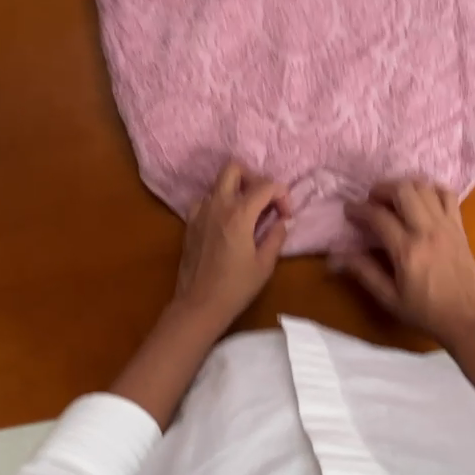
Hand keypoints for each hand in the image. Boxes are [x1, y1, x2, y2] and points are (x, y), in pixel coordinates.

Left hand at [173, 161, 290, 327]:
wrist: (198, 305)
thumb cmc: (235, 288)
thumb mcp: (264, 264)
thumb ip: (276, 236)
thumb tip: (282, 221)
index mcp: (239, 214)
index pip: (265, 185)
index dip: (282, 195)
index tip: (286, 215)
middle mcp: (217, 205)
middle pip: (234, 168)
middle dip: (253, 178)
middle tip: (263, 201)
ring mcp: (199, 212)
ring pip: (218, 184)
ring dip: (235, 191)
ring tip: (247, 214)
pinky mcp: (189, 224)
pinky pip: (205, 201)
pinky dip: (219, 205)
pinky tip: (227, 224)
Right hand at [335, 180, 474, 343]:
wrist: (468, 317)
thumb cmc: (426, 311)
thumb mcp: (389, 298)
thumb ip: (364, 273)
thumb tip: (335, 258)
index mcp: (407, 250)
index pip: (378, 216)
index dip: (359, 209)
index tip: (348, 210)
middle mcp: (427, 230)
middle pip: (404, 191)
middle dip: (382, 189)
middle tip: (371, 199)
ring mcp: (447, 225)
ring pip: (425, 187)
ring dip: (405, 186)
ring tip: (393, 197)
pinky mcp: (459, 226)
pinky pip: (447, 195)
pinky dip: (431, 190)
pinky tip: (422, 199)